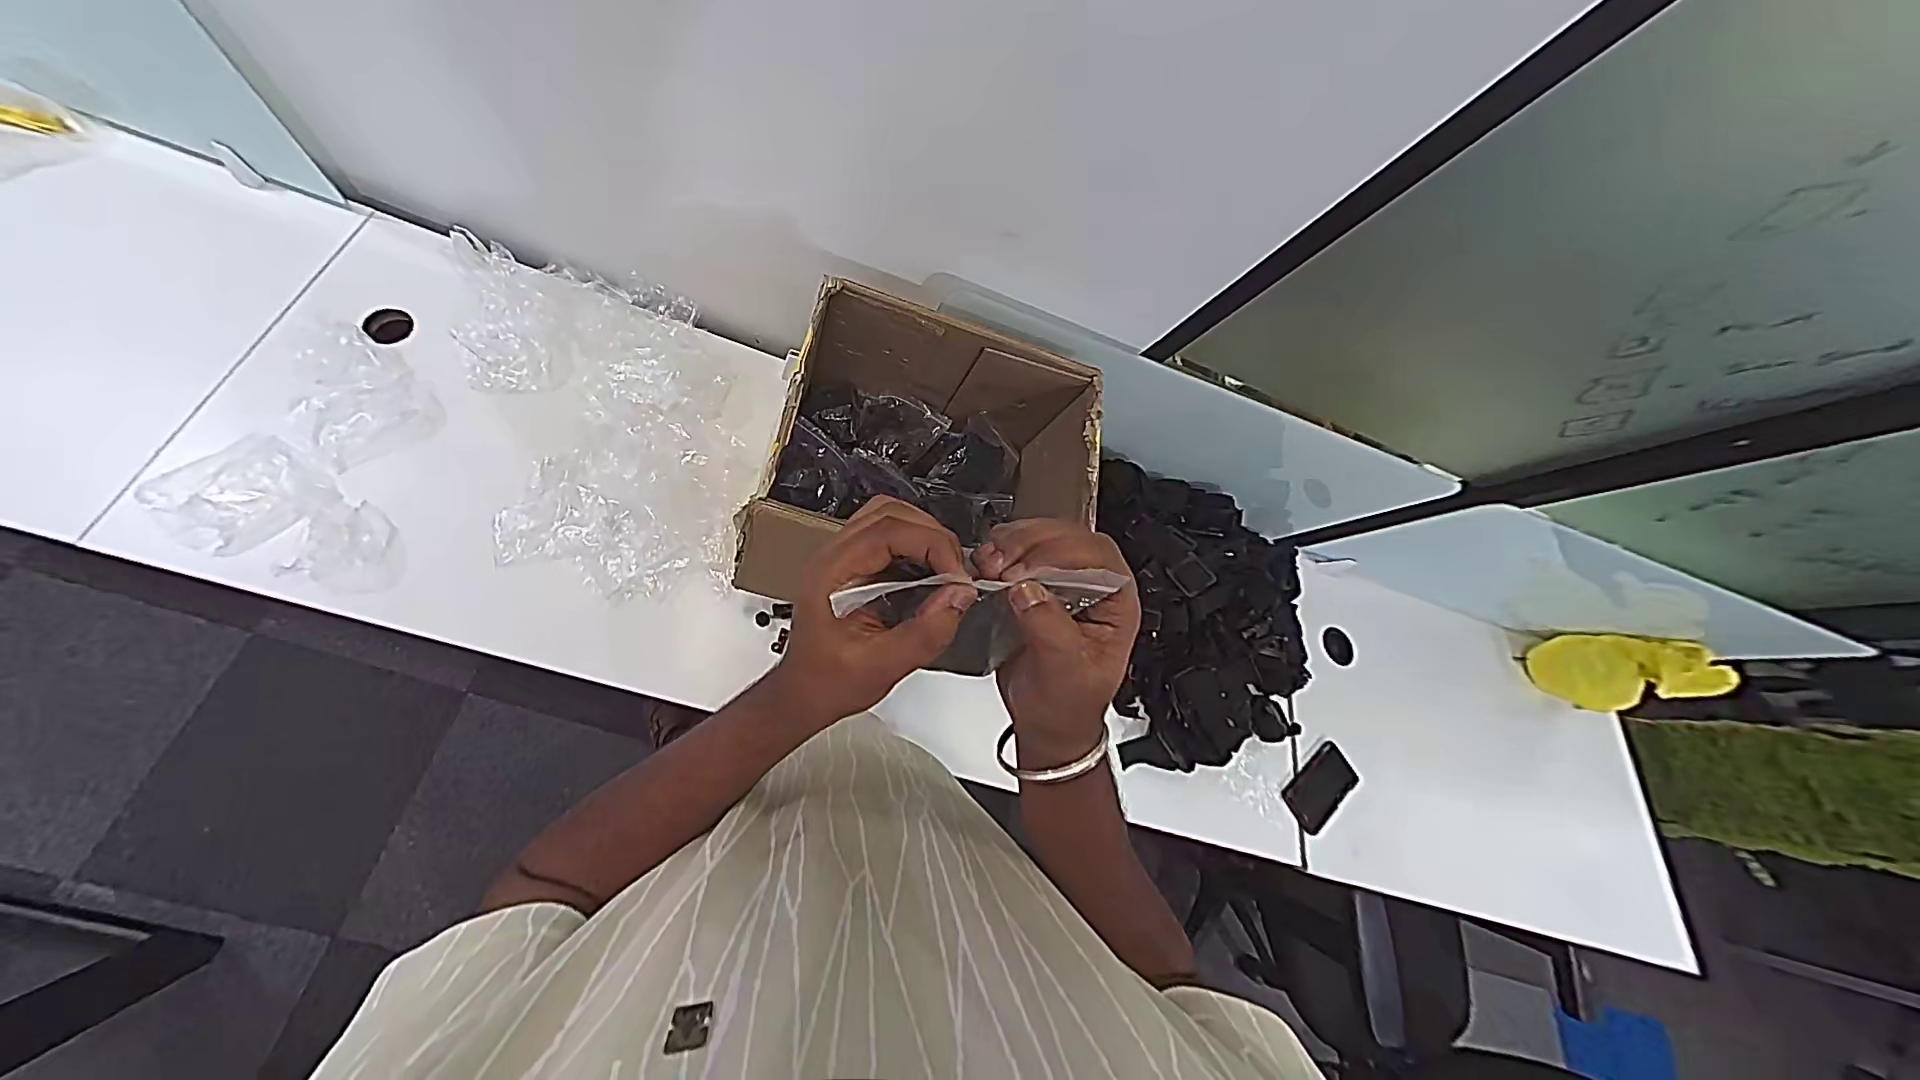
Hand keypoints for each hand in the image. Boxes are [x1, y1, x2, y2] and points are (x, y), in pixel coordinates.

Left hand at [768, 497, 977, 726]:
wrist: (805, 692)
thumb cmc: (827, 681)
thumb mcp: (883, 666)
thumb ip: (924, 632)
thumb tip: (960, 597)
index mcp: (833, 573)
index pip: (888, 530)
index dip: (932, 544)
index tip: (956, 574)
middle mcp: (835, 557)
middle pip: (891, 513)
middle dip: (933, 537)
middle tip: (955, 573)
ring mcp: (844, 558)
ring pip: (891, 517)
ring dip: (926, 537)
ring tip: (945, 571)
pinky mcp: (857, 565)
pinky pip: (890, 536)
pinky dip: (918, 547)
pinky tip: (930, 575)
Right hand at [975, 519, 1138, 767]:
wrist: (1044, 721)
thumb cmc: (1068, 704)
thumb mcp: (1064, 671)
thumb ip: (1049, 628)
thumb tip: (1027, 591)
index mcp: (1115, 601)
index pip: (1096, 558)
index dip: (1059, 557)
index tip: (1024, 572)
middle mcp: (1090, 585)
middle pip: (1067, 538)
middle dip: (1030, 544)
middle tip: (1001, 564)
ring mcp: (1059, 581)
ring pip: (1040, 538)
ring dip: (1010, 543)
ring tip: (989, 564)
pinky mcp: (1030, 583)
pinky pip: (1016, 552)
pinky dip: (996, 552)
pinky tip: (984, 565)